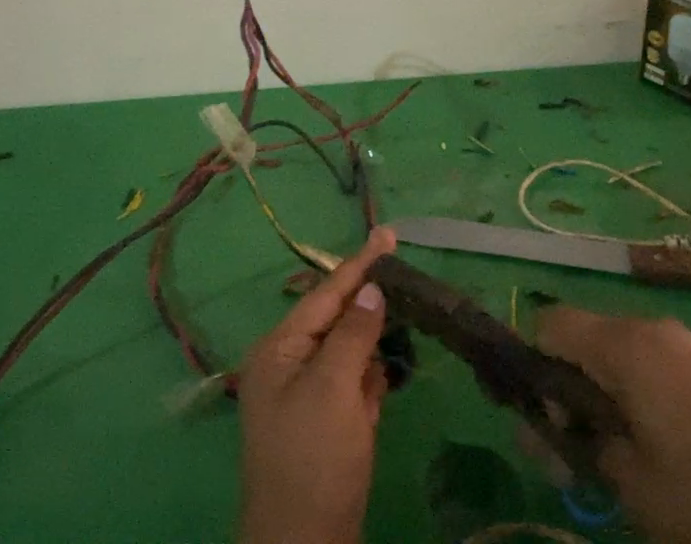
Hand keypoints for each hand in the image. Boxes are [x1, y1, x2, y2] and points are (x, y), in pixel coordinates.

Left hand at [237, 228, 397, 543]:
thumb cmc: (313, 459)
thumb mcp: (333, 390)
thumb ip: (353, 335)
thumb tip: (371, 289)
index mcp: (279, 350)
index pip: (326, 295)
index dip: (359, 264)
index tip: (388, 232)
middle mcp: (289, 367)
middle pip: (336, 320)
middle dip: (369, 299)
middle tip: (409, 274)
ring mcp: (308, 399)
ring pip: (348, 353)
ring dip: (376, 338)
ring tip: (411, 310)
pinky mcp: (327, 428)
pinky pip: (353, 387)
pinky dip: (372, 376)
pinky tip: (394, 366)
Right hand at [536, 307, 690, 543]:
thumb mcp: (637, 487)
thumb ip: (578, 447)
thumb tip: (549, 425)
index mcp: (626, 345)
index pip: (545, 326)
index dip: (532, 371)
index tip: (548, 427)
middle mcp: (655, 331)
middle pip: (582, 345)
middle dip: (568, 398)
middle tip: (578, 463)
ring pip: (620, 366)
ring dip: (607, 410)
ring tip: (624, 471)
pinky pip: (659, 378)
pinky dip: (645, 412)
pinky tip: (666, 464)